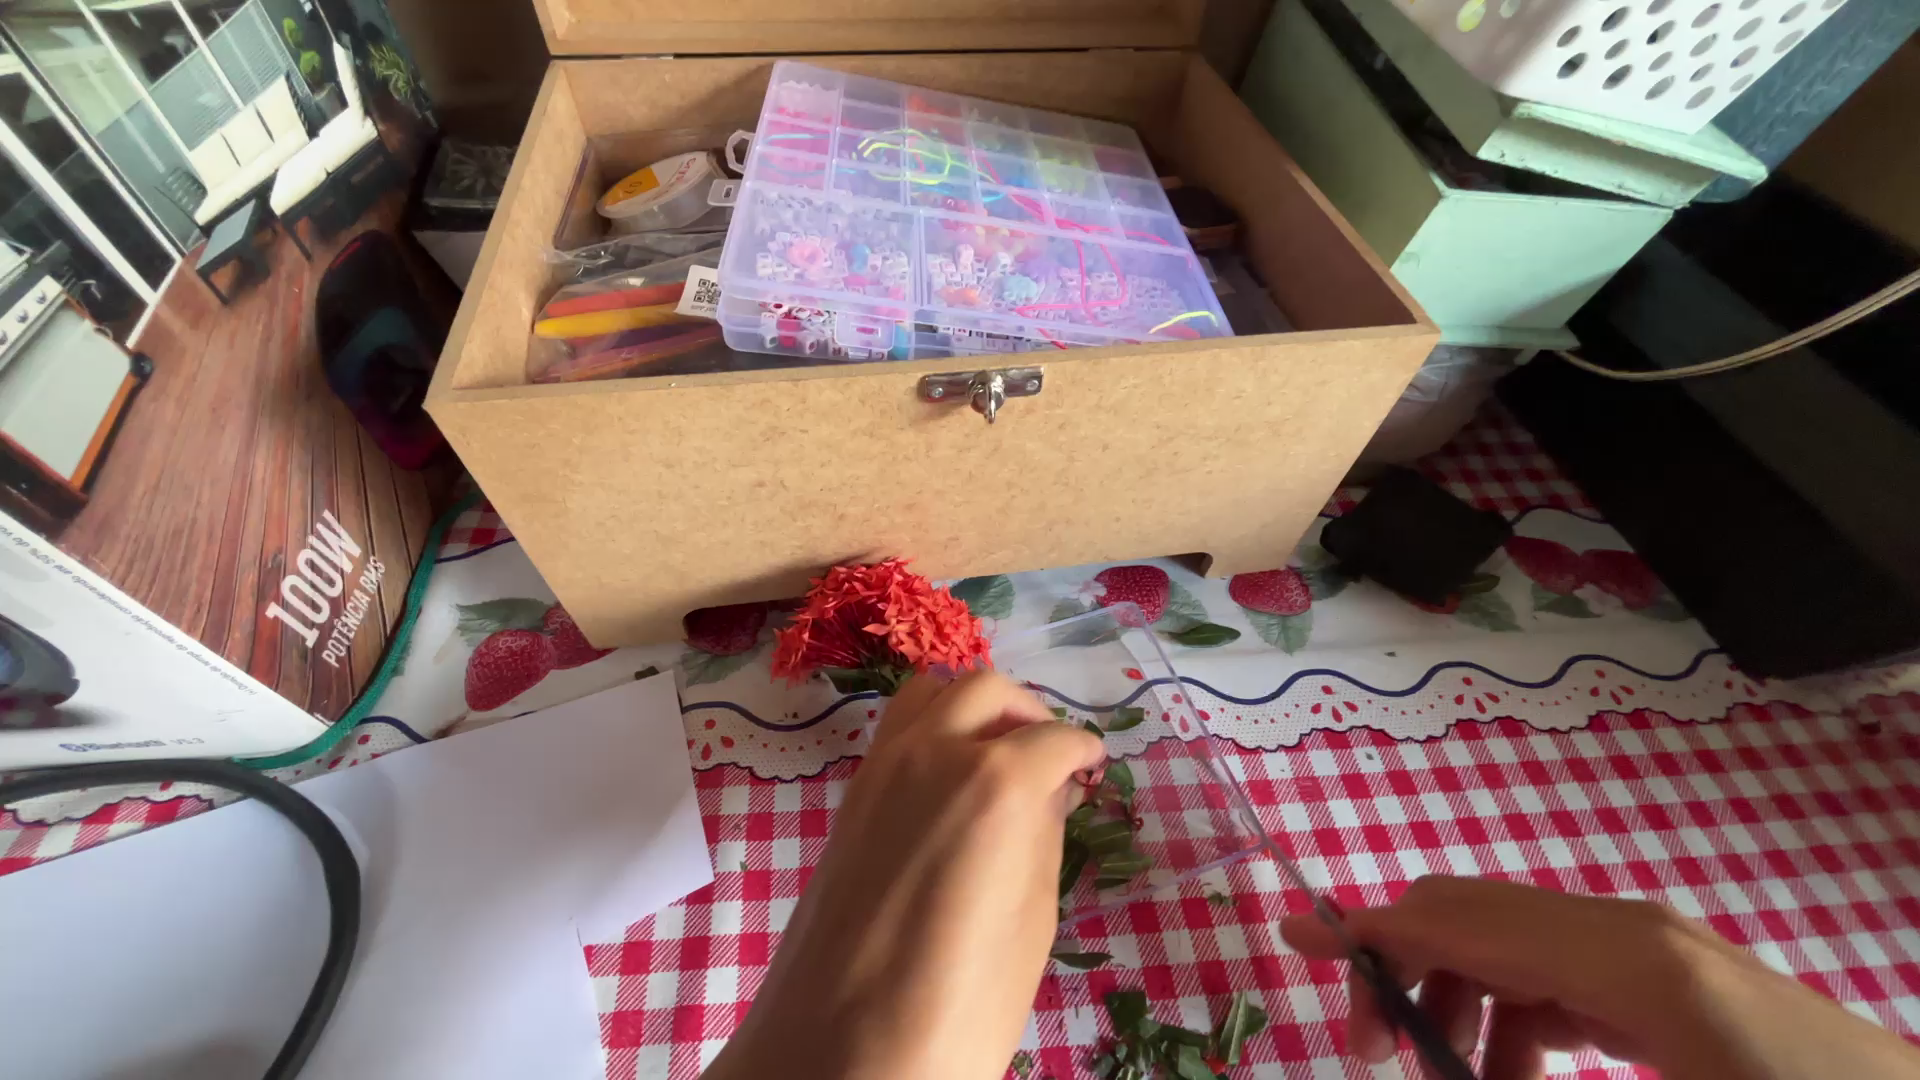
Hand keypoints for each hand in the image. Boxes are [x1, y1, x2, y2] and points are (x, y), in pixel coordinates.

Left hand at [705, 671, 1102, 1079]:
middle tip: (1049, 752)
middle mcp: (935, 750)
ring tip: (996, 746)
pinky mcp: (852, 791)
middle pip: (988, 689)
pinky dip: (932, 725)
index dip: (1083, 750)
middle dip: (1030, 712)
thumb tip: (1052, 789)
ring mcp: (883, 764)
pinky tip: (949, 773)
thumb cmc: (960, 1003)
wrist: (840, 1053)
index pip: (1054, 739)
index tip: (1092, 764)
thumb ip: (1043, 834)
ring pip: (932, 691)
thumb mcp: (1031, 919)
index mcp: (995, 781)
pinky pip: (897, 728)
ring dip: (972, 704)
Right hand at [1281, 875, 1919, 1079]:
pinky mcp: (1656, 971)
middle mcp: (1619, 927)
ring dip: (1452, 999)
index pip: (1453, 923)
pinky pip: (1546, 969)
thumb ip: (1516, 1067)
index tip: (1293, 937)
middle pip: (1462, 914)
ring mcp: (1642, 944)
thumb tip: (1432, 1066)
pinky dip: (1506, 1014)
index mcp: (1620, 957)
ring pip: (1499, 940)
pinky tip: (1508, 1074)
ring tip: (1443, 1075)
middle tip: (1375, 1051)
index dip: (1366, 930)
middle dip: (1401, 970)